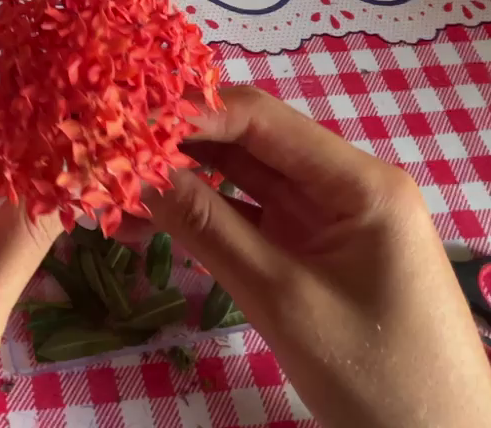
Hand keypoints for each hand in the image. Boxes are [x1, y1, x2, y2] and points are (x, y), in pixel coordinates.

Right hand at [147, 86, 490, 427]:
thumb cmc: (378, 379)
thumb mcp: (282, 299)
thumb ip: (206, 226)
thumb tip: (135, 170)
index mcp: (357, 180)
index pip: (259, 117)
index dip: (189, 110)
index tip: (125, 116)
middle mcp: (341, 184)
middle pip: (247, 141)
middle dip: (179, 143)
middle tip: (112, 148)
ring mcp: (325, 218)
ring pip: (240, 177)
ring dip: (183, 179)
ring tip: (118, 184)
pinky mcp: (309, 249)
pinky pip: (246, 216)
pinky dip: (201, 215)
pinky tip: (150, 218)